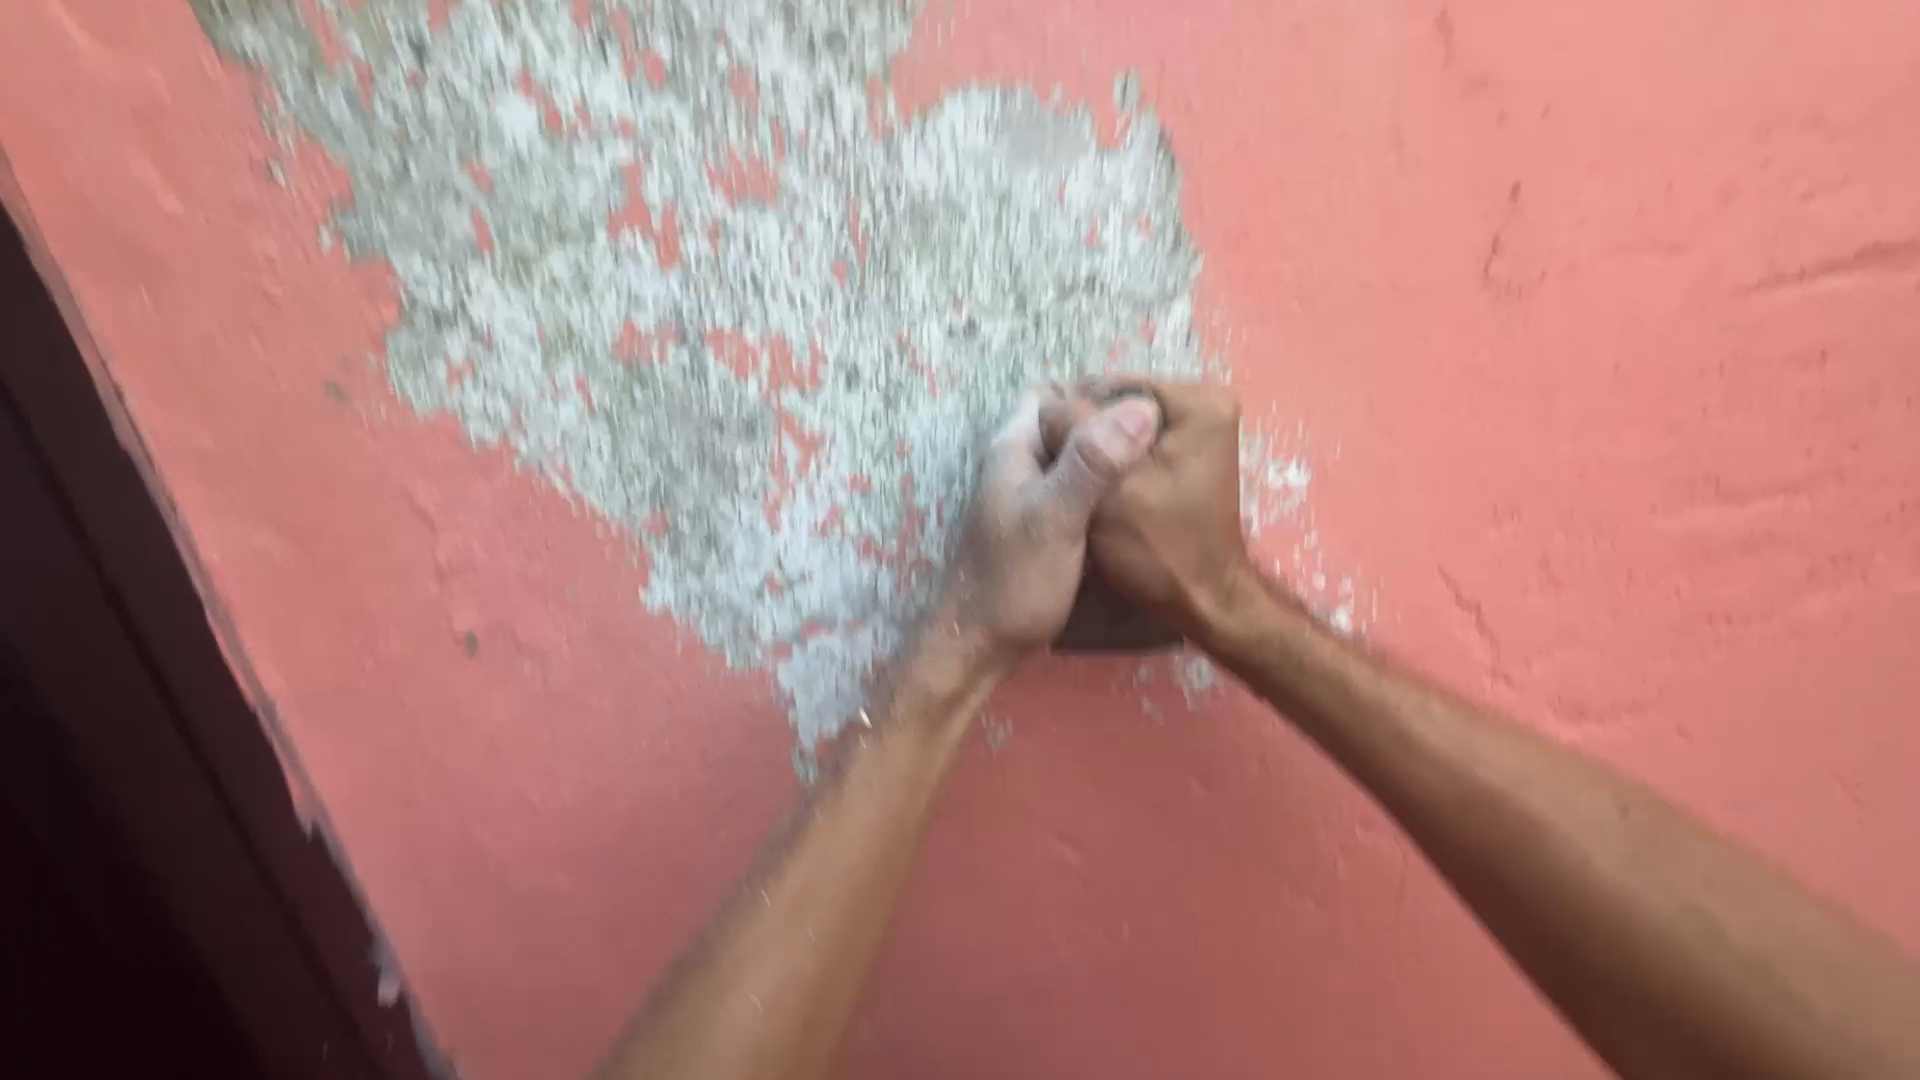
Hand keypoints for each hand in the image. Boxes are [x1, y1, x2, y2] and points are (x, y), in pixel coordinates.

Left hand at [938, 387, 1162, 664]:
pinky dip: (1102, 493)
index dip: (1095, 393)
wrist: (980, 646)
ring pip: (1074, 462)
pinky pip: (1077, 493)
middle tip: (1159, 443)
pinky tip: (1133, 508)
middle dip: (1108, 427)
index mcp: (1013, 448)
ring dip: (1108, 463)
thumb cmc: (1013, 581)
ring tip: (1154, 471)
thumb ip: (1093, 464)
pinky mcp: (1041, 526)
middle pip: (1067, 426)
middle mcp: (1017, 465)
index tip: (1145, 409)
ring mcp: (1028, 497)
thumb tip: (1142, 407)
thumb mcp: (1056, 518)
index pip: (1053, 393)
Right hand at [1043, 378, 1255, 634]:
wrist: (1202, 601)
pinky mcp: (1192, 450)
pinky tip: (1099, 488)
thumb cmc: (1158, 550)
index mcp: (1196, 401)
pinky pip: (1135, 442)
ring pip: (1121, 425)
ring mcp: (1202, 426)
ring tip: (1077, 485)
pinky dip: (1113, 461)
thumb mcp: (1108, 489)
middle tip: (1062, 476)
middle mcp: (1206, 401)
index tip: (1051, 462)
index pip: (1106, 387)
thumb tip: (1046, 403)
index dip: (1069, 421)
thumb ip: (1077, 434)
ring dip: (1095, 451)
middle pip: (1116, 403)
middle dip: (1085, 435)